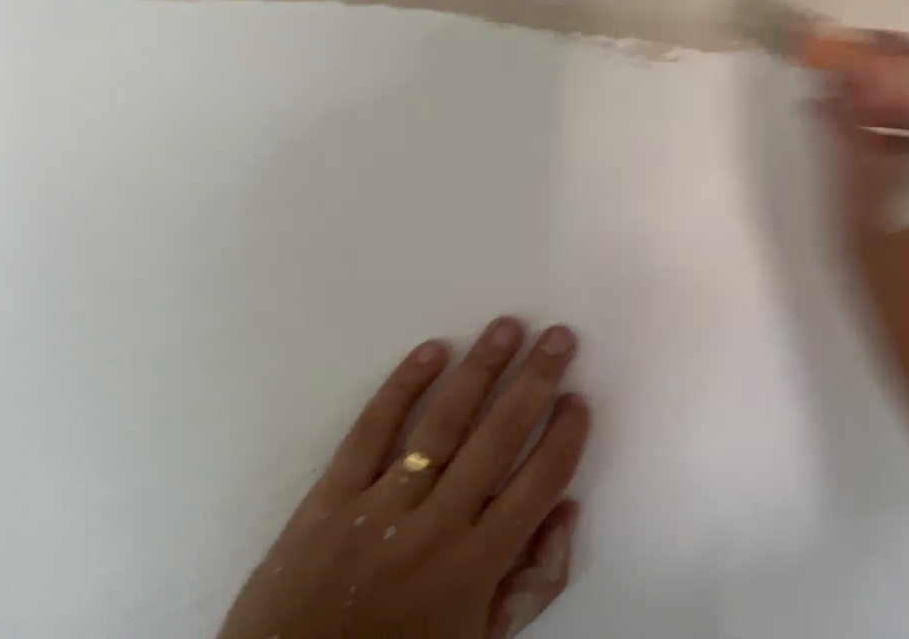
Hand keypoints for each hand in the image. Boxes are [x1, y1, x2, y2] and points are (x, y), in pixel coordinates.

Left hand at [217, 319, 589, 638]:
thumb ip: (534, 582)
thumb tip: (567, 510)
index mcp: (479, 562)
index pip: (539, 481)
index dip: (565, 436)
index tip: (578, 399)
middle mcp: (438, 524)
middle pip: (500, 436)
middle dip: (536, 380)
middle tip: (560, 335)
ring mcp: (382, 506)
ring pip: (443, 423)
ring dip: (481, 369)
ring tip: (508, 326)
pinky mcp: (330, 498)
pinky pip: (370, 432)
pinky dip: (401, 388)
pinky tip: (431, 351)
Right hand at [815, 74, 908, 391]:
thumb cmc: (895, 277)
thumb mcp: (861, 198)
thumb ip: (851, 129)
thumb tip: (834, 76)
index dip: (878, 48)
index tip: (836, 46)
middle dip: (884, 69)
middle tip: (836, 72)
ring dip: (893, 100)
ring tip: (840, 106)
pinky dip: (908, 131)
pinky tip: (865, 139)